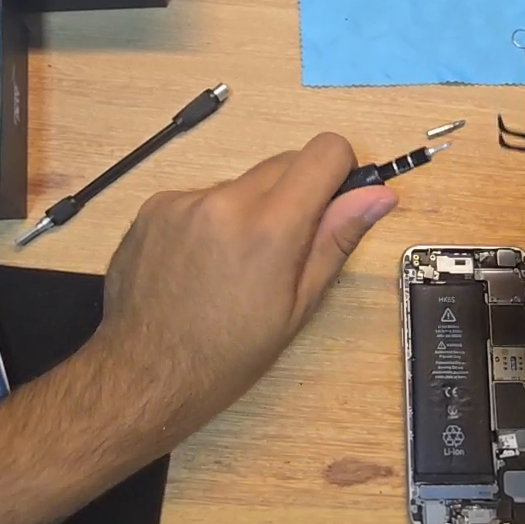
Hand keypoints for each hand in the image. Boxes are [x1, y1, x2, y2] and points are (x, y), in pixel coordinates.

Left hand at [87, 133, 398, 439]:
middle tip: (284, 249)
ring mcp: (184, 200)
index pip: (325, 150)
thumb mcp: (297, 306)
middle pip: (285, 161)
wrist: (145, 373)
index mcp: (269, 226)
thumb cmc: (228, 354)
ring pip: (242, 182)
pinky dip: (212, 218)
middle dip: (297, 194)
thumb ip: (336, 239)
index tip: (334, 203)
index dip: (340, 171)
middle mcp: (225, 199)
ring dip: (251, 208)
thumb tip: (380, 194)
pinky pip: (202, 196)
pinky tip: (200, 263)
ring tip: (234, 265)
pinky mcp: (155, 206)